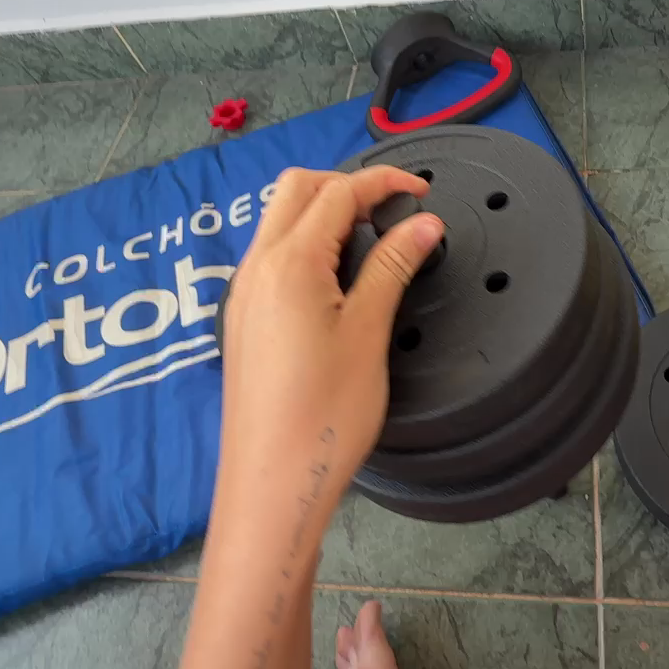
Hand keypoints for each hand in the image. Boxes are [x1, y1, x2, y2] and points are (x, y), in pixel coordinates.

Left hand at [218, 166, 444, 498]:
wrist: (270, 486)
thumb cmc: (326, 411)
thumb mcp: (369, 333)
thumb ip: (393, 267)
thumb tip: (426, 224)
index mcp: (289, 262)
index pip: (338, 193)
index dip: (383, 182)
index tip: (423, 192)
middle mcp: (256, 266)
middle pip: (296, 189)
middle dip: (346, 184)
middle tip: (391, 210)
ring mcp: (243, 292)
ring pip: (279, 218)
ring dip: (323, 211)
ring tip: (370, 241)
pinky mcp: (242, 316)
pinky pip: (271, 252)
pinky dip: (305, 240)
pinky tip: (336, 277)